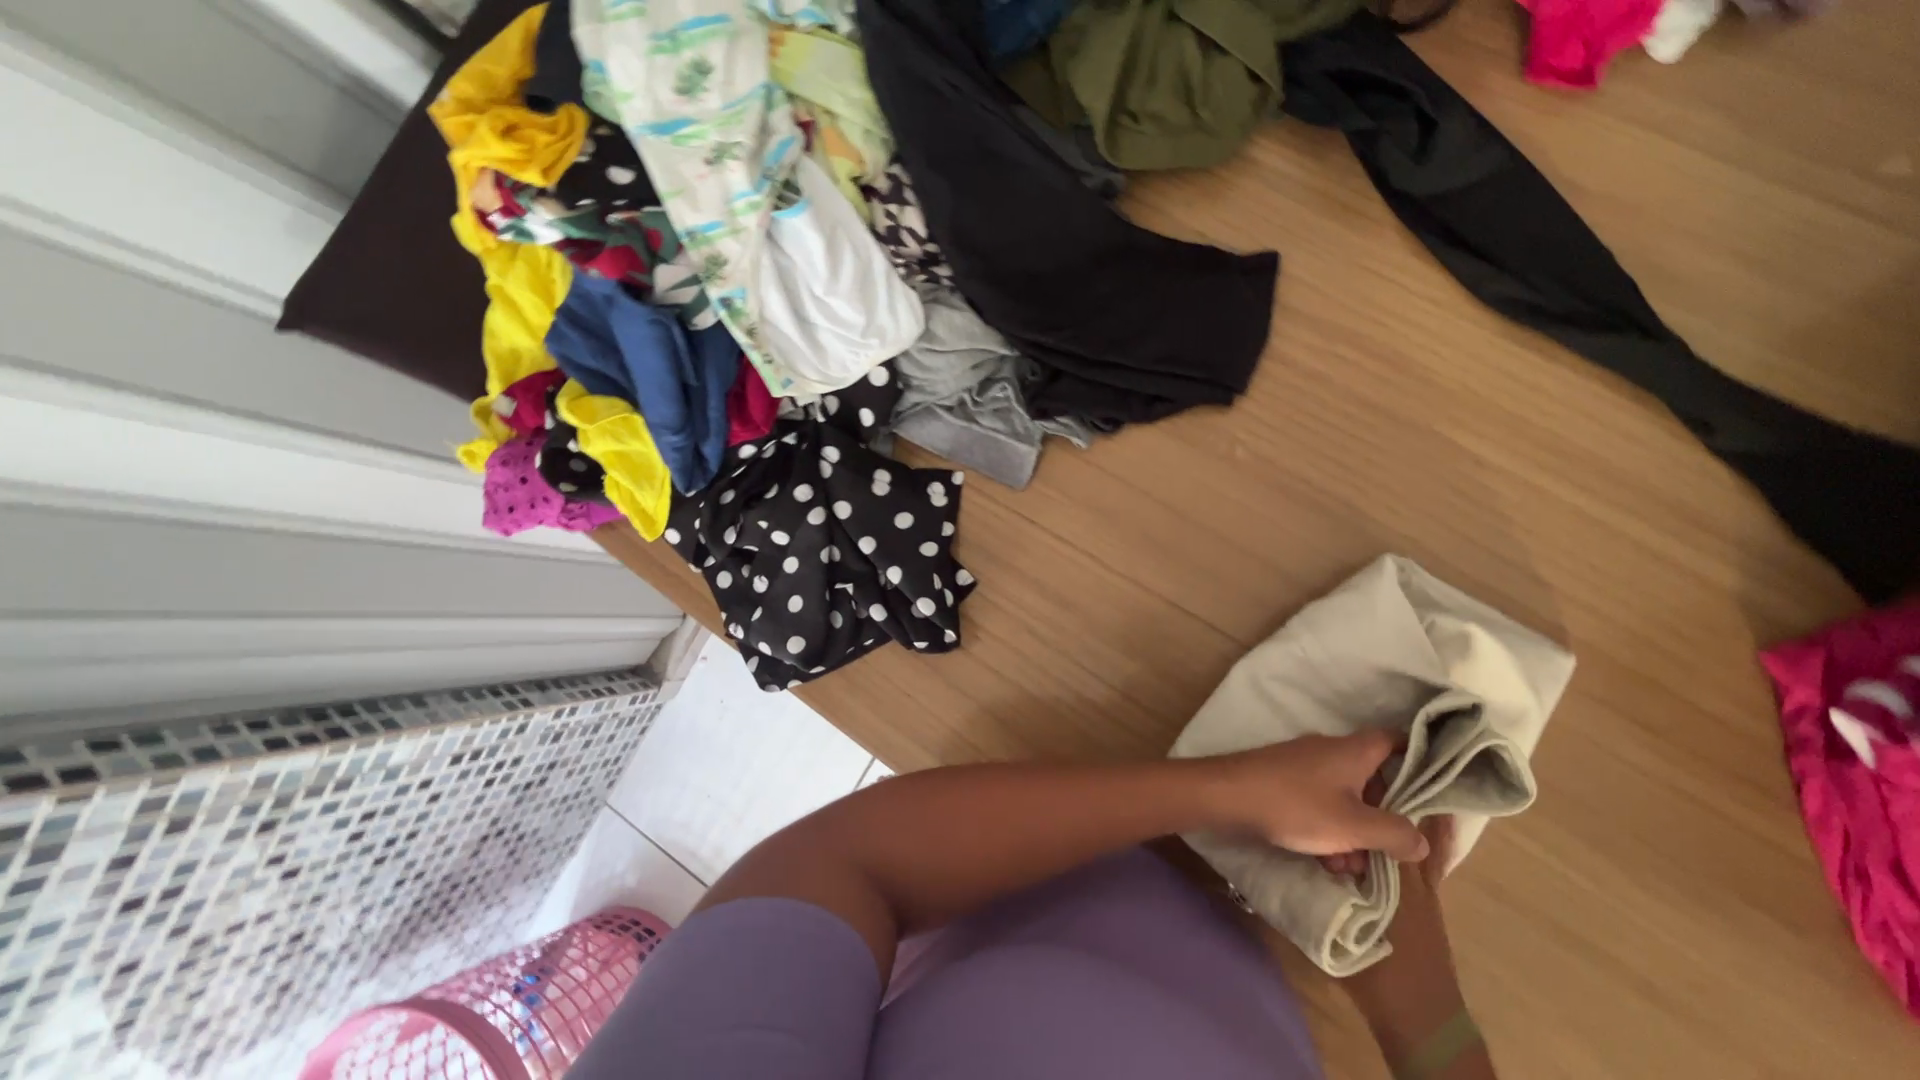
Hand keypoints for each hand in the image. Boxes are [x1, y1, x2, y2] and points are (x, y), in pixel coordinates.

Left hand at [1210, 732, 1429, 862]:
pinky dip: (1326, 830)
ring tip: (1346, 869)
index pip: (1396, 742)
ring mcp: (1304, 764)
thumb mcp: (1354, 826)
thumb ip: (1394, 834)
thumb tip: (1421, 842)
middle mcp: (1332, 751)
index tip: (1429, 792)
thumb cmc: (1296, 805)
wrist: (1226, 796)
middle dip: (1380, 821)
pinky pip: (1317, 804)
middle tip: (1382, 855)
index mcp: (1355, 751)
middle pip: (1372, 781)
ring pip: (1343, 799)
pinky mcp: (1282, 780)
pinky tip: (1322, 861)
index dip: (1417, 762)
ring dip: (1351, 834)